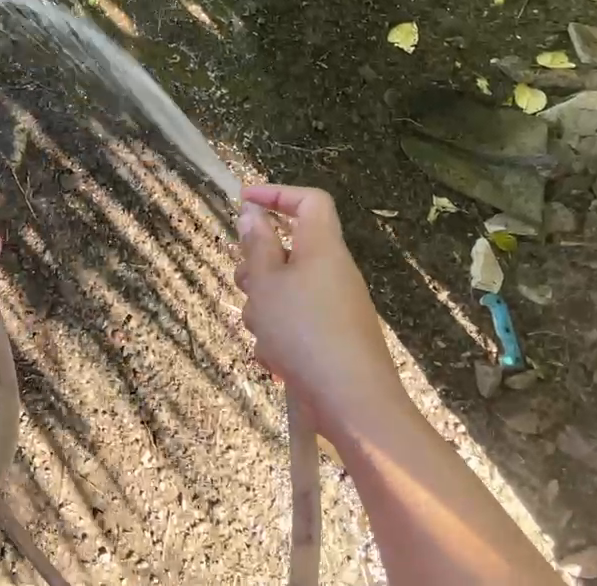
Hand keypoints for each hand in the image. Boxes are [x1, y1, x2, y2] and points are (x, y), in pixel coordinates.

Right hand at [234, 184, 406, 438]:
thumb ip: (257, 245)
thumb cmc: (304, 331)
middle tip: (244, 283)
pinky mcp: (333, 338)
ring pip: (286, 290)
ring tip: (261, 330)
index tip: (242, 202)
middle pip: (288, 249)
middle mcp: (332, 272)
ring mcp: (335, 307)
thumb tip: (254, 213)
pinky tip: (274, 359)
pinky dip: (279, 334)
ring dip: (264, 305)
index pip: (309, 201)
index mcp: (322, 248)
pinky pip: (296, 322)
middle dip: (257, 265)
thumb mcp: (267, 282)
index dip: (276, 193)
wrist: (353, 404)